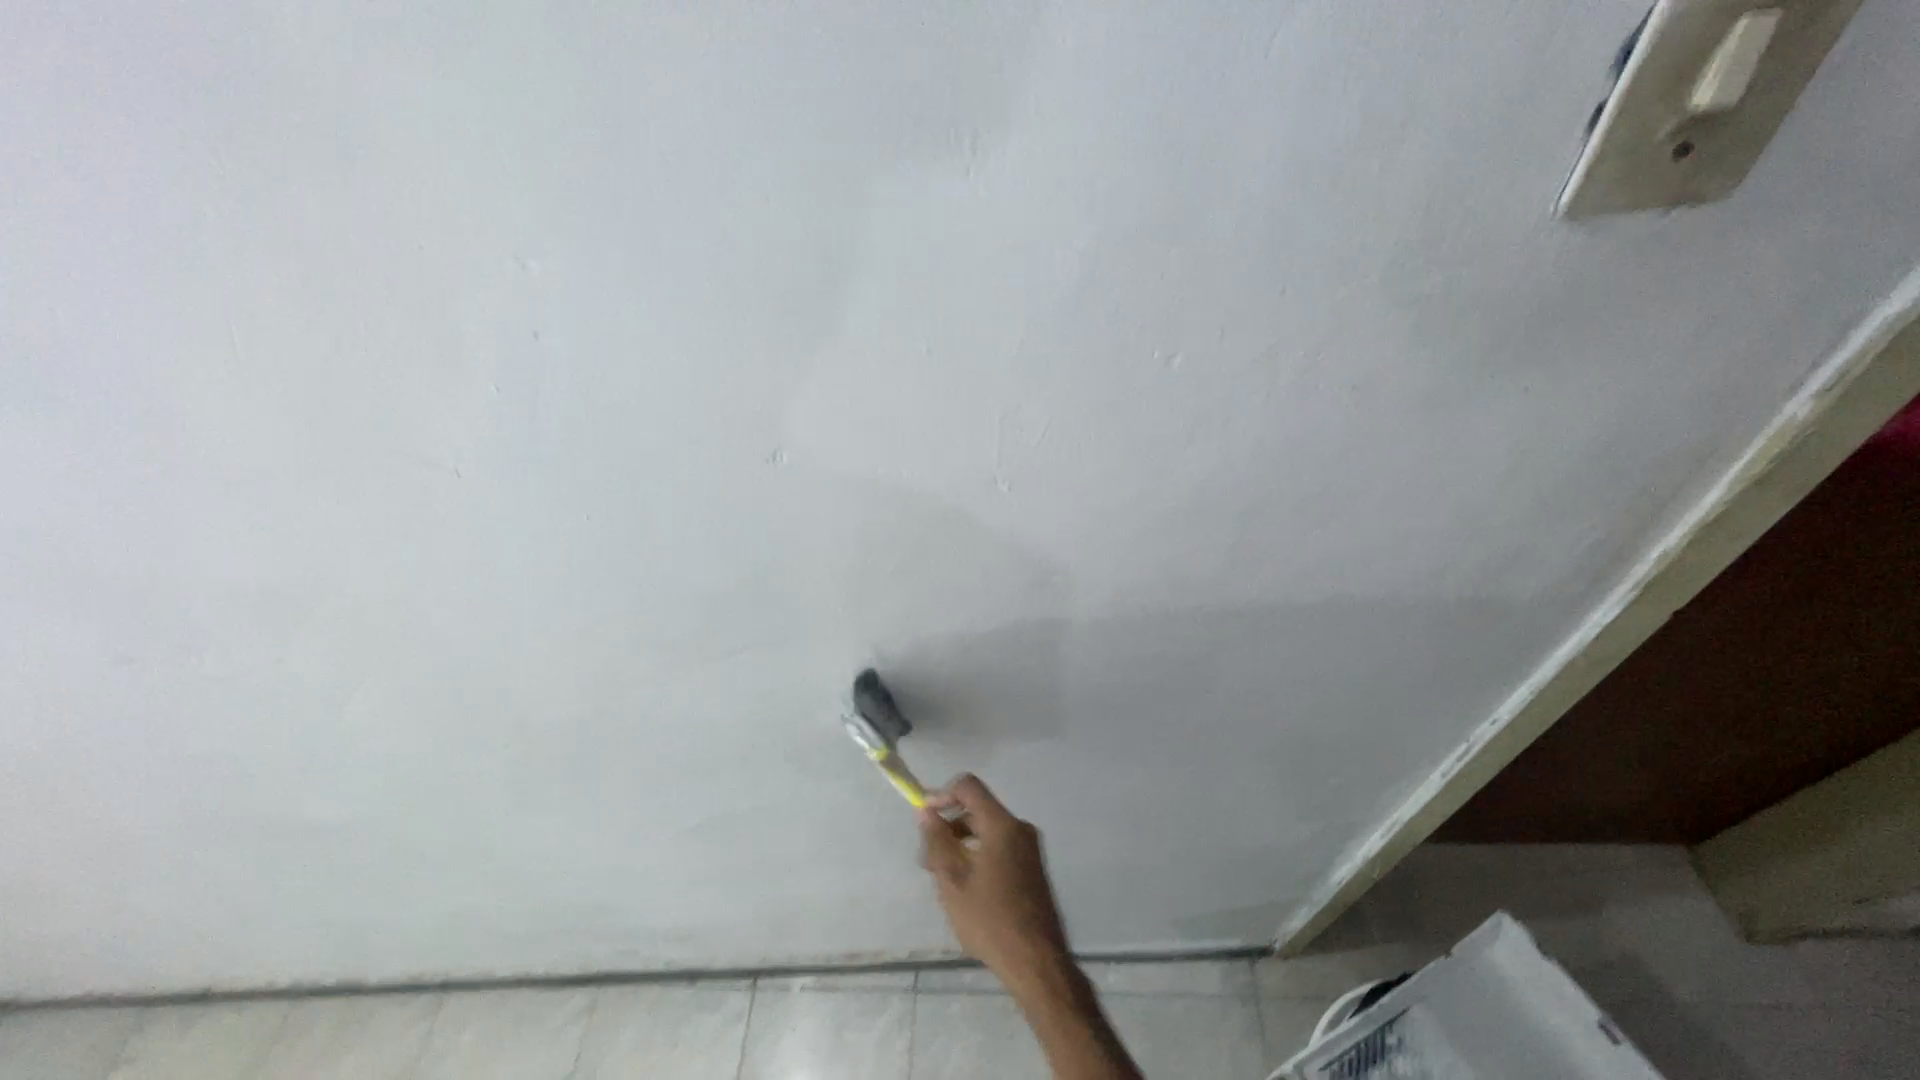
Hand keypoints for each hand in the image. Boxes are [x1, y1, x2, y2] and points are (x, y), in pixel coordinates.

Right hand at [919, 774, 1070, 981]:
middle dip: (948, 827)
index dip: (941, 795)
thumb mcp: (952, 879)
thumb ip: (937, 840)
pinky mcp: (1031, 867)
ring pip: (986, 831)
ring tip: (942, 880)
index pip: (968, 787)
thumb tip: (925, 811)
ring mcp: (1029, 848)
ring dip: (960, 844)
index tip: (923, 819)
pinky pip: (999, 847)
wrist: (1035, 959)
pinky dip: (977, 855)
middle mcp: (1019, 828)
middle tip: (926, 862)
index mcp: (1002, 825)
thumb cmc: (989, 918)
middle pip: (977, 810)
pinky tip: (965, 887)